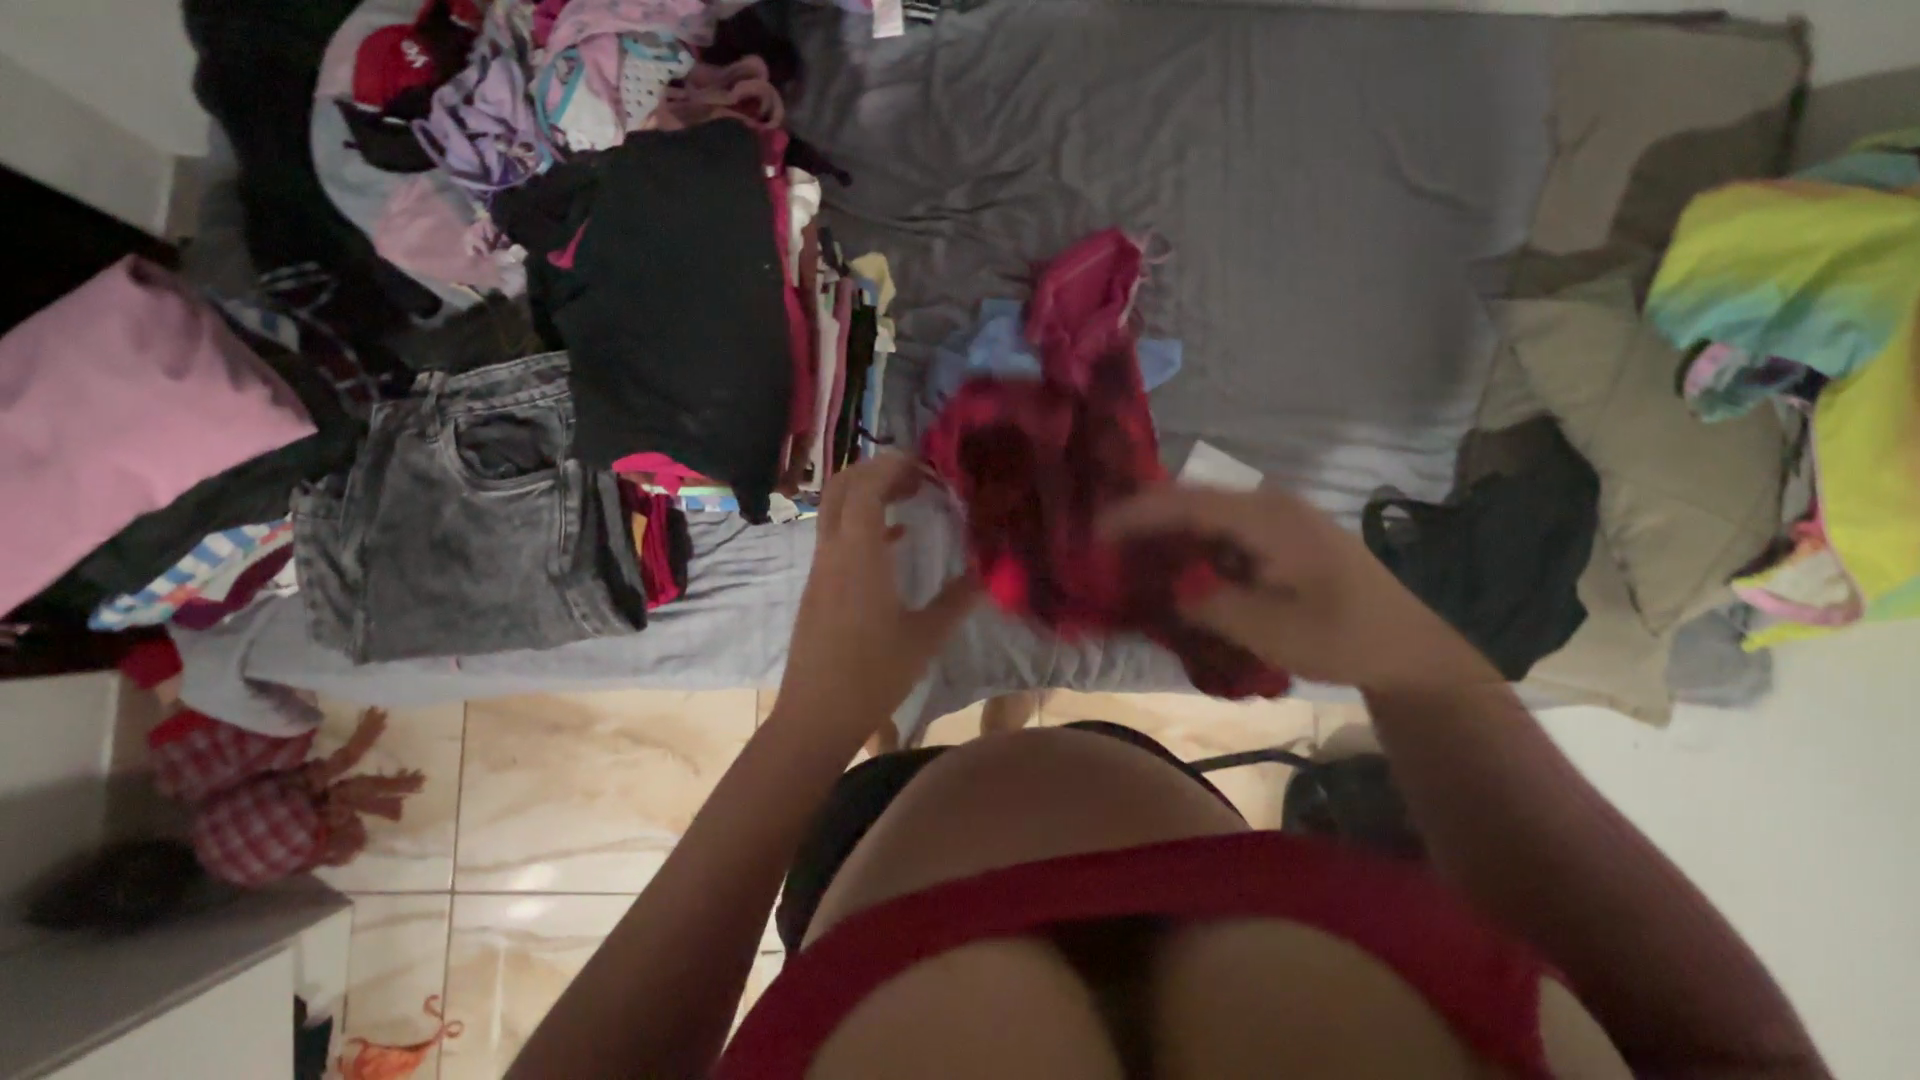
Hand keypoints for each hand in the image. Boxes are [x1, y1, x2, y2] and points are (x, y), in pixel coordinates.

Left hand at [773, 454, 981, 735]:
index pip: (865, 487)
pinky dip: (862, 525)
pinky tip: (894, 539)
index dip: (892, 466)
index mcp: (859, 555)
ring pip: (835, 512)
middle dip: (876, 471)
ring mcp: (820, 570)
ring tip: (911, 499)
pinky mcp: (818, 588)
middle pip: (841, 488)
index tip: (926, 464)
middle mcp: (833, 553)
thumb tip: (991, 572)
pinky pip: (836, 538)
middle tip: (917, 475)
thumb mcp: (925, 637)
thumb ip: (958, 599)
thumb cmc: (873, 675)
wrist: (817, 714)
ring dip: (868, 495)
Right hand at [1101, 486, 1500, 693]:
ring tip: (1130, 556)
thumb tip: (1168, 589)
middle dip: (1146, 518)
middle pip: (1193, 499)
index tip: (1093, 530)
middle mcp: (1271, 506)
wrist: (1410, 650)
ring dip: (1169, 533)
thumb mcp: (1270, 629)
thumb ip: (1208, 604)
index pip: (1187, 502)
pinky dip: (1194, 546)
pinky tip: (1177, 569)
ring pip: (1208, 515)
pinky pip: (1225, 532)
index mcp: (1268, 518)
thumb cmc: (1343, 636)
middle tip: (1103, 544)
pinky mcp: (1285, 539)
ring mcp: (1281, 520)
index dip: (1136, 513)